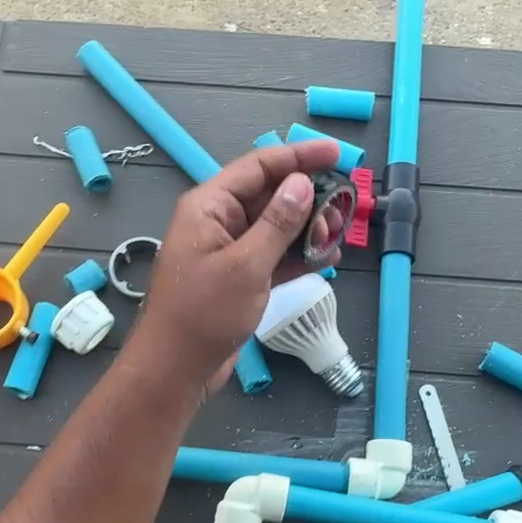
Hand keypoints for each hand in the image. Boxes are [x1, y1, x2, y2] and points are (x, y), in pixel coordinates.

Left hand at [133, 140, 342, 384]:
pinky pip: (273, 257)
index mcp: (209, 207)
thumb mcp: (245, 266)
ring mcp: (229, 252)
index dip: (299, 156)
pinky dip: (298, 256)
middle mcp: (218, 222)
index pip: (258, 167)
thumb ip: (277, 223)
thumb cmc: (202, 315)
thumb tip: (302, 184)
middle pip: (269, 195)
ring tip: (339, 234)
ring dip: (307, 229)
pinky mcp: (239, 280)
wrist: (175, 369)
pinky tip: (326, 257)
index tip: (337, 154)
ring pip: (275, 227)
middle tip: (346, 204)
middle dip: (308, 197)